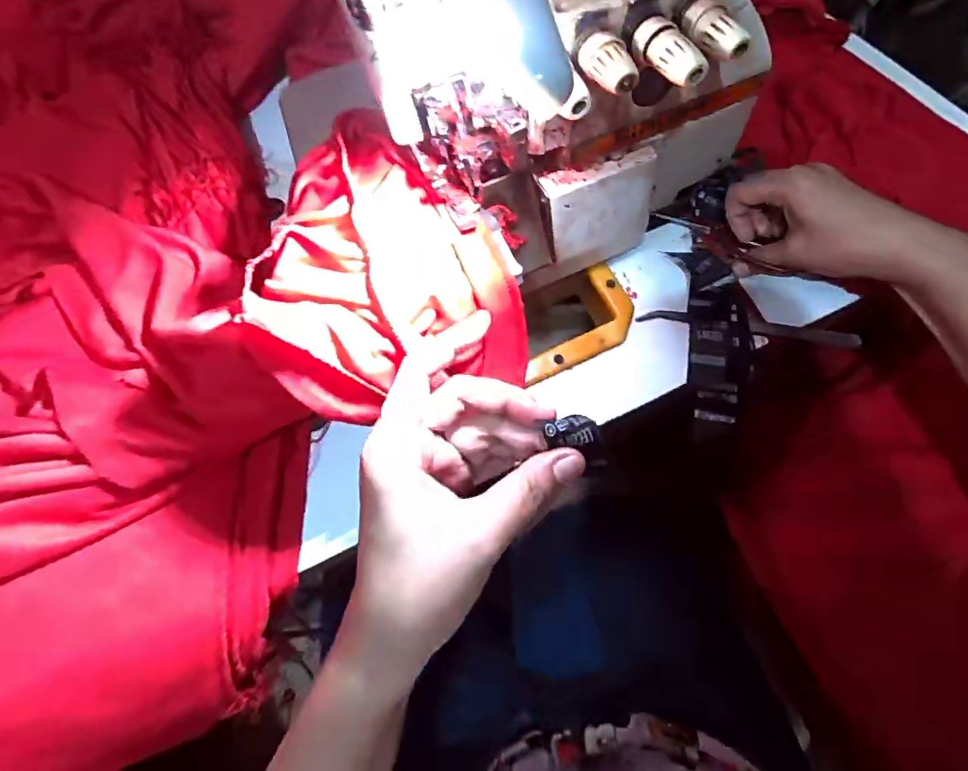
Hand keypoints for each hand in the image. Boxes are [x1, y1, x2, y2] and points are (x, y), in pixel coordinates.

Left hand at [340, 314, 586, 681]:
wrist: (391, 647)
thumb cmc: (419, 586)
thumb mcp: (479, 534)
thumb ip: (529, 490)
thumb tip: (576, 456)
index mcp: (396, 444)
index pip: (422, 373)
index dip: (454, 340)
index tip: (489, 320)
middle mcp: (404, 445)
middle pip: (458, 402)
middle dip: (505, 407)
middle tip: (551, 417)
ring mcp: (420, 467)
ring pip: (470, 432)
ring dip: (509, 437)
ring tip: (552, 445)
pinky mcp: (435, 488)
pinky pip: (473, 459)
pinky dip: (503, 460)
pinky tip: (535, 463)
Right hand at [726, 163, 967, 284]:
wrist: (903, 243)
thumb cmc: (844, 246)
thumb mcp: (796, 254)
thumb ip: (760, 258)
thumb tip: (736, 268)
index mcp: (787, 181)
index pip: (739, 191)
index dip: (734, 219)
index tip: (749, 243)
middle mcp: (800, 170)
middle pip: (757, 189)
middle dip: (753, 219)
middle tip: (768, 245)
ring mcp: (820, 174)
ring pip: (776, 192)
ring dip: (771, 218)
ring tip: (787, 242)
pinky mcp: (833, 183)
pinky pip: (796, 192)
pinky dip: (789, 212)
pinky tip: (804, 234)